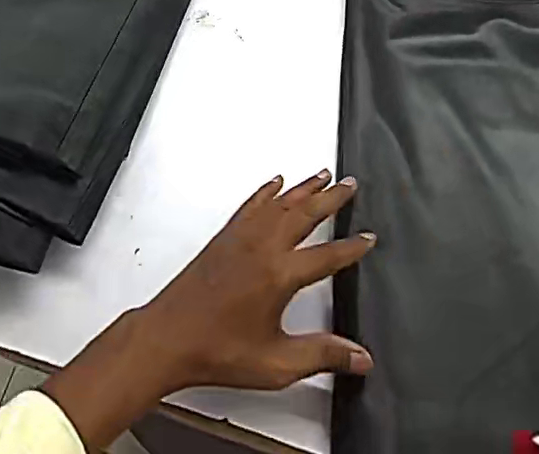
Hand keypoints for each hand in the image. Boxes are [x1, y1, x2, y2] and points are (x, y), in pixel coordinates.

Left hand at [42, 172, 374, 448]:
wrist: (170, 337)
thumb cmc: (217, 350)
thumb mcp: (277, 363)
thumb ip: (322, 355)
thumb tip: (360, 357)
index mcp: (279, 275)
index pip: (327, 255)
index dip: (352, 247)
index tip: (368, 238)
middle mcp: (263, 246)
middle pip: (306, 214)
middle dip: (332, 198)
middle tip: (350, 185)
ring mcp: (243, 237)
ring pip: (281, 202)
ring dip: (304, 187)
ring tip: (323, 175)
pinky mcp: (226, 235)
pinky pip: (252, 204)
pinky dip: (267, 191)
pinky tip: (276, 182)